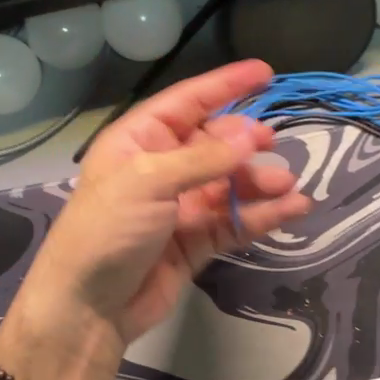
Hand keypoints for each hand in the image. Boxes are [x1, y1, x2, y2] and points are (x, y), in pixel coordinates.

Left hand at [0, 60, 311, 379]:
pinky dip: (262, 215)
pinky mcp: (196, 242)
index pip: (188, 102)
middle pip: (215, 144)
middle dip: (245, 142)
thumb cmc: (106, 230)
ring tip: (286, 185)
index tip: (265, 72)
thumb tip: (252, 135)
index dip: (225, 85)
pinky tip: (292, 210)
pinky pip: (235, 220)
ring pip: (230, 184)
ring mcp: (181, 206)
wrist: (88, 307)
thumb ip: (204, 158)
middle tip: (274, 144)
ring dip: (259, 182)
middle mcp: (162, 169)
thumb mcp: (148, 182)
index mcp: (140, 141)